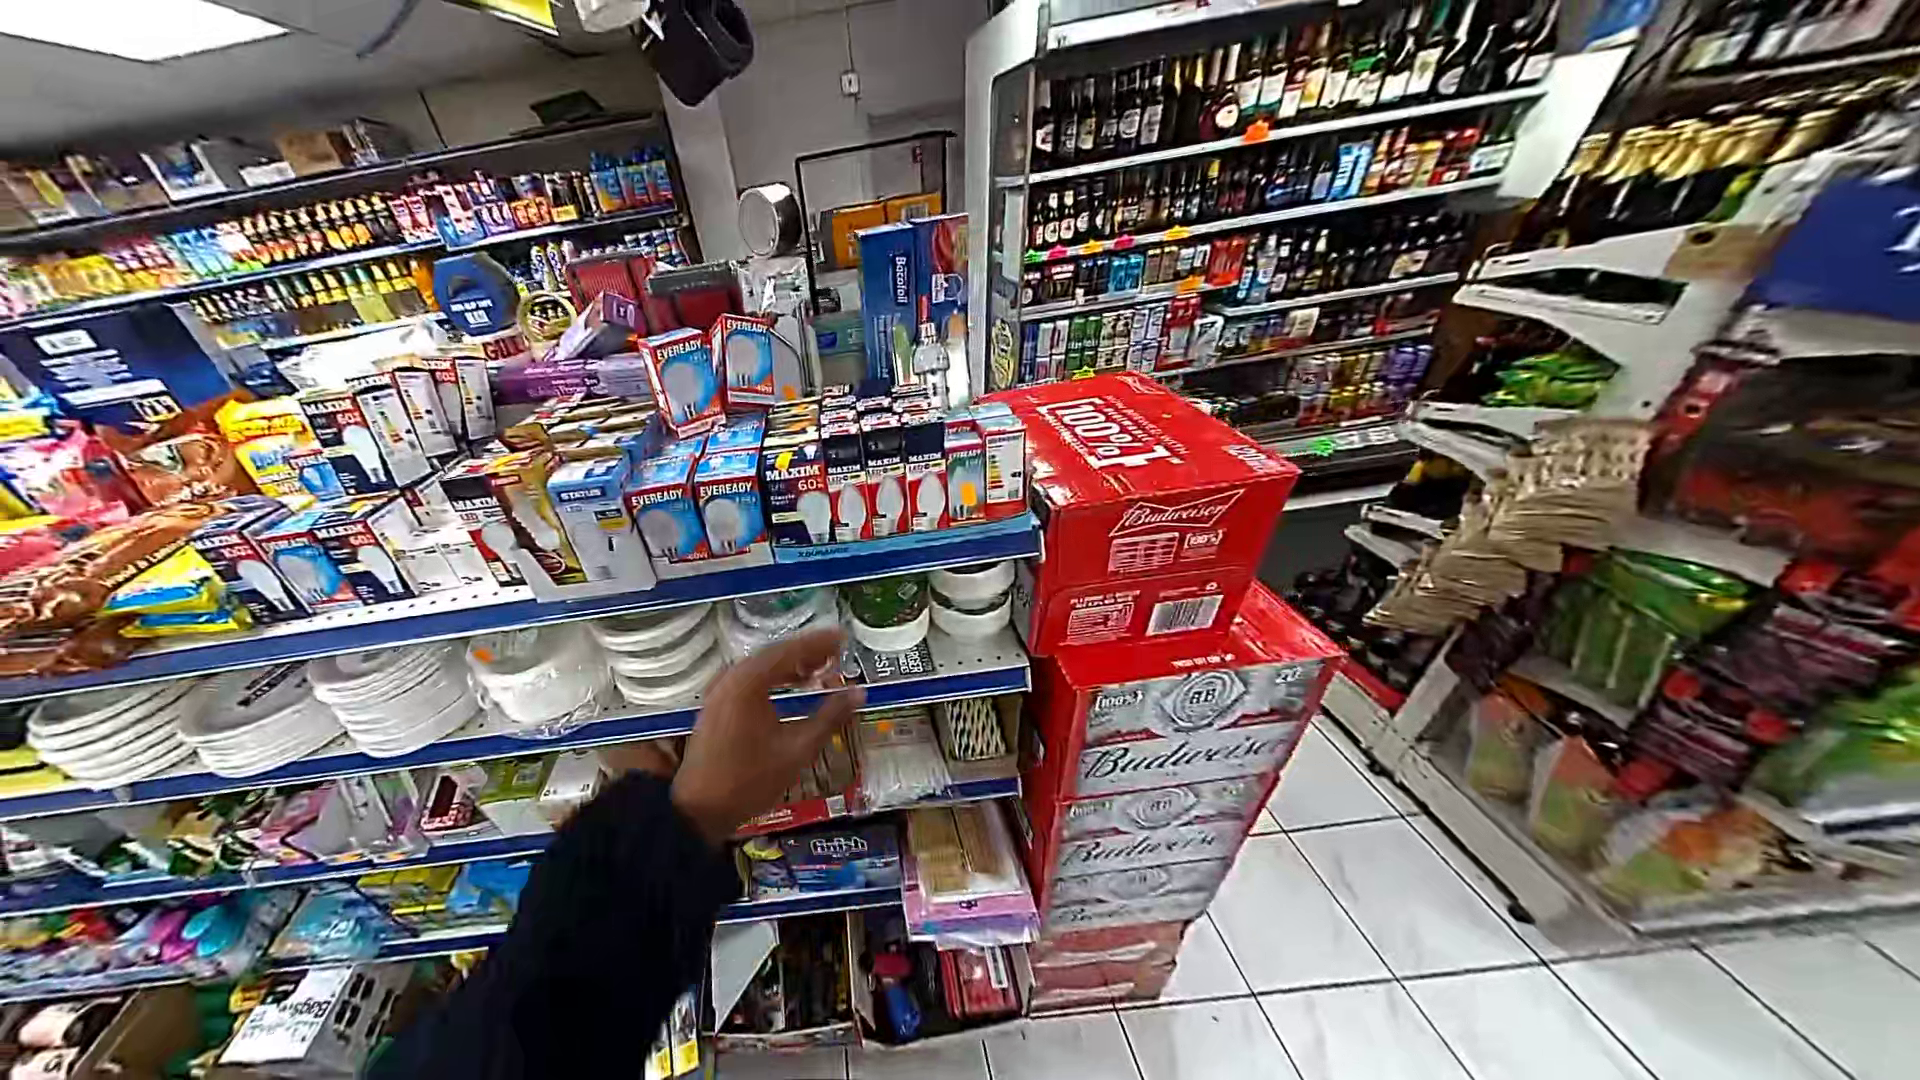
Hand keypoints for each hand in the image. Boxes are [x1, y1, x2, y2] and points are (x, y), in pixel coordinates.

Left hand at [668, 627, 864, 845]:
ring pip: (763, 666)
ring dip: (792, 665)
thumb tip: (858, 692)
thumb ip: (830, 717)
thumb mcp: (797, 750)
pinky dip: (775, 677)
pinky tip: (793, 687)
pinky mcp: (717, 705)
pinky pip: (751, 679)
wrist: (697, 812)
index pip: (790, 651)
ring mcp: (720, 691)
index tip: (843, 637)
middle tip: (837, 653)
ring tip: (821, 669)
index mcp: (749, 682)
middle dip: (807, 652)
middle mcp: (731, 678)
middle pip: (775, 654)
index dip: (819, 643)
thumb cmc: (749, 780)